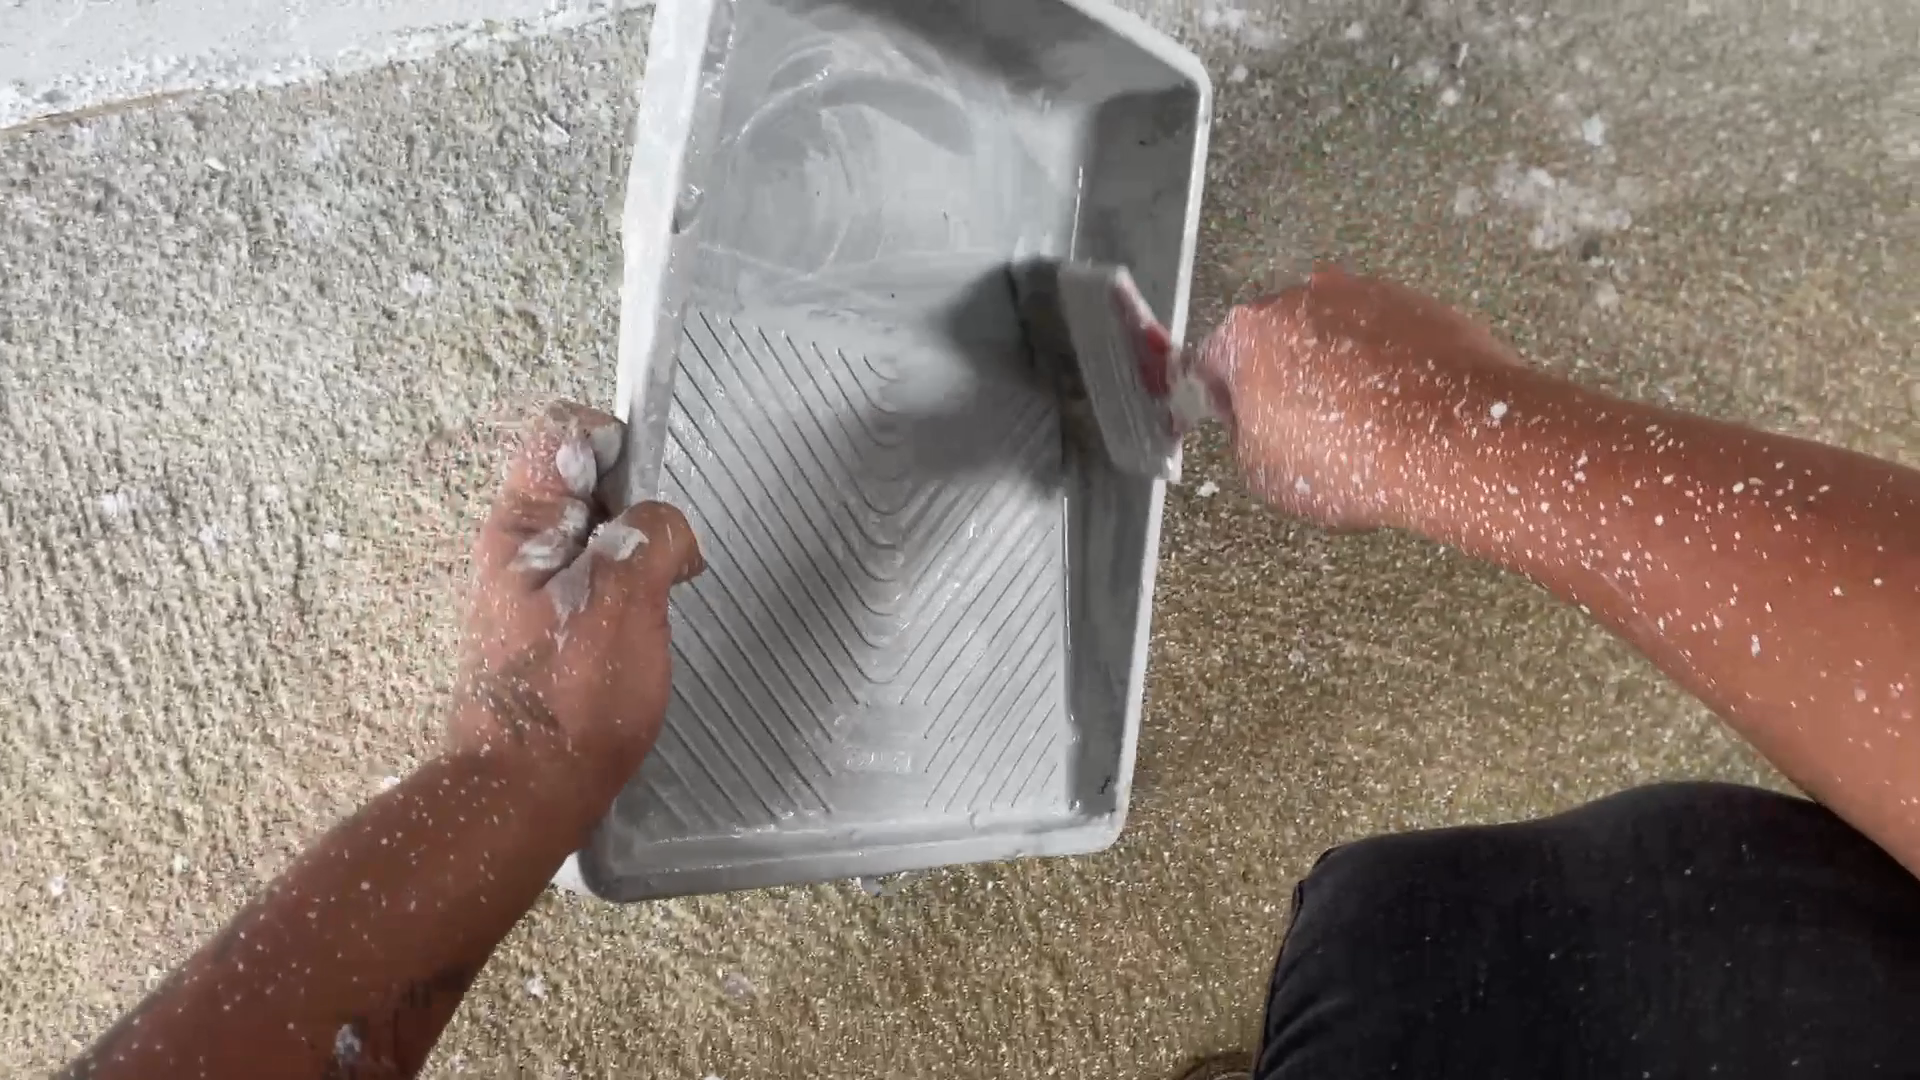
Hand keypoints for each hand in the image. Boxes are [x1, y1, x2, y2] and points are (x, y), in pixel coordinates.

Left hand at [451, 402, 703, 790]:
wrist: (530, 790)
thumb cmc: (576, 694)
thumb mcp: (623, 601)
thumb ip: (650, 537)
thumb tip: (668, 530)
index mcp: (523, 525)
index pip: (561, 432)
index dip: (614, 441)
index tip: (651, 493)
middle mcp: (523, 544)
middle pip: (589, 480)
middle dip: (641, 504)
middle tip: (668, 556)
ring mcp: (538, 584)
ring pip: (605, 530)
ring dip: (646, 547)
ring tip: (666, 591)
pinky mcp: (558, 620)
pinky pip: (606, 572)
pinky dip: (639, 580)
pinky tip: (651, 619)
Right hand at [1193, 269, 1525, 530]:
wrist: (1455, 443)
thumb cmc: (1345, 458)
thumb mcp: (1258, 471)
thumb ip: (1241, 434)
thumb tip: (1255, 424)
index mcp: (1247, 333)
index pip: (1210, 363)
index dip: (1220, 401)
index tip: (1238, 425)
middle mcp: (1300, 297)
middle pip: (1271, 339)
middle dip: (1276, 377)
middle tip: (1292, 425)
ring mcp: (1364, 294)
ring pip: (1327, 334)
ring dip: (1328, 368)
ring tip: (1350, 421)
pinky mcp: (1419, 304)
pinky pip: (1380, 336)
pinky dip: (1378, 366)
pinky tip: (1391, 410)